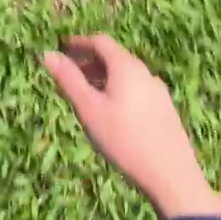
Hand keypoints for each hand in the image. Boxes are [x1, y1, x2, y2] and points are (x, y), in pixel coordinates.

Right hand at [43, 35, 220, 219]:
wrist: (173, 178)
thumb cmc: (124, 139)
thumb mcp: (88, 108)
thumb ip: (68, 78)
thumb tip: (47, 53)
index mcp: (126, 67)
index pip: (100, 41)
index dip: (79, 42)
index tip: (62, 48)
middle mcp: (145, 73)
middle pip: (113, 57)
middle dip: (89, 61)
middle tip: (69, 73)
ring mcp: (158, 92)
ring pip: (125, 74)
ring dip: (102, 76)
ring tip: (85, 94)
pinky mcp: (165, 110)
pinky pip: (135, 88)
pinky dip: (117, 89)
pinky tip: (110, 111)